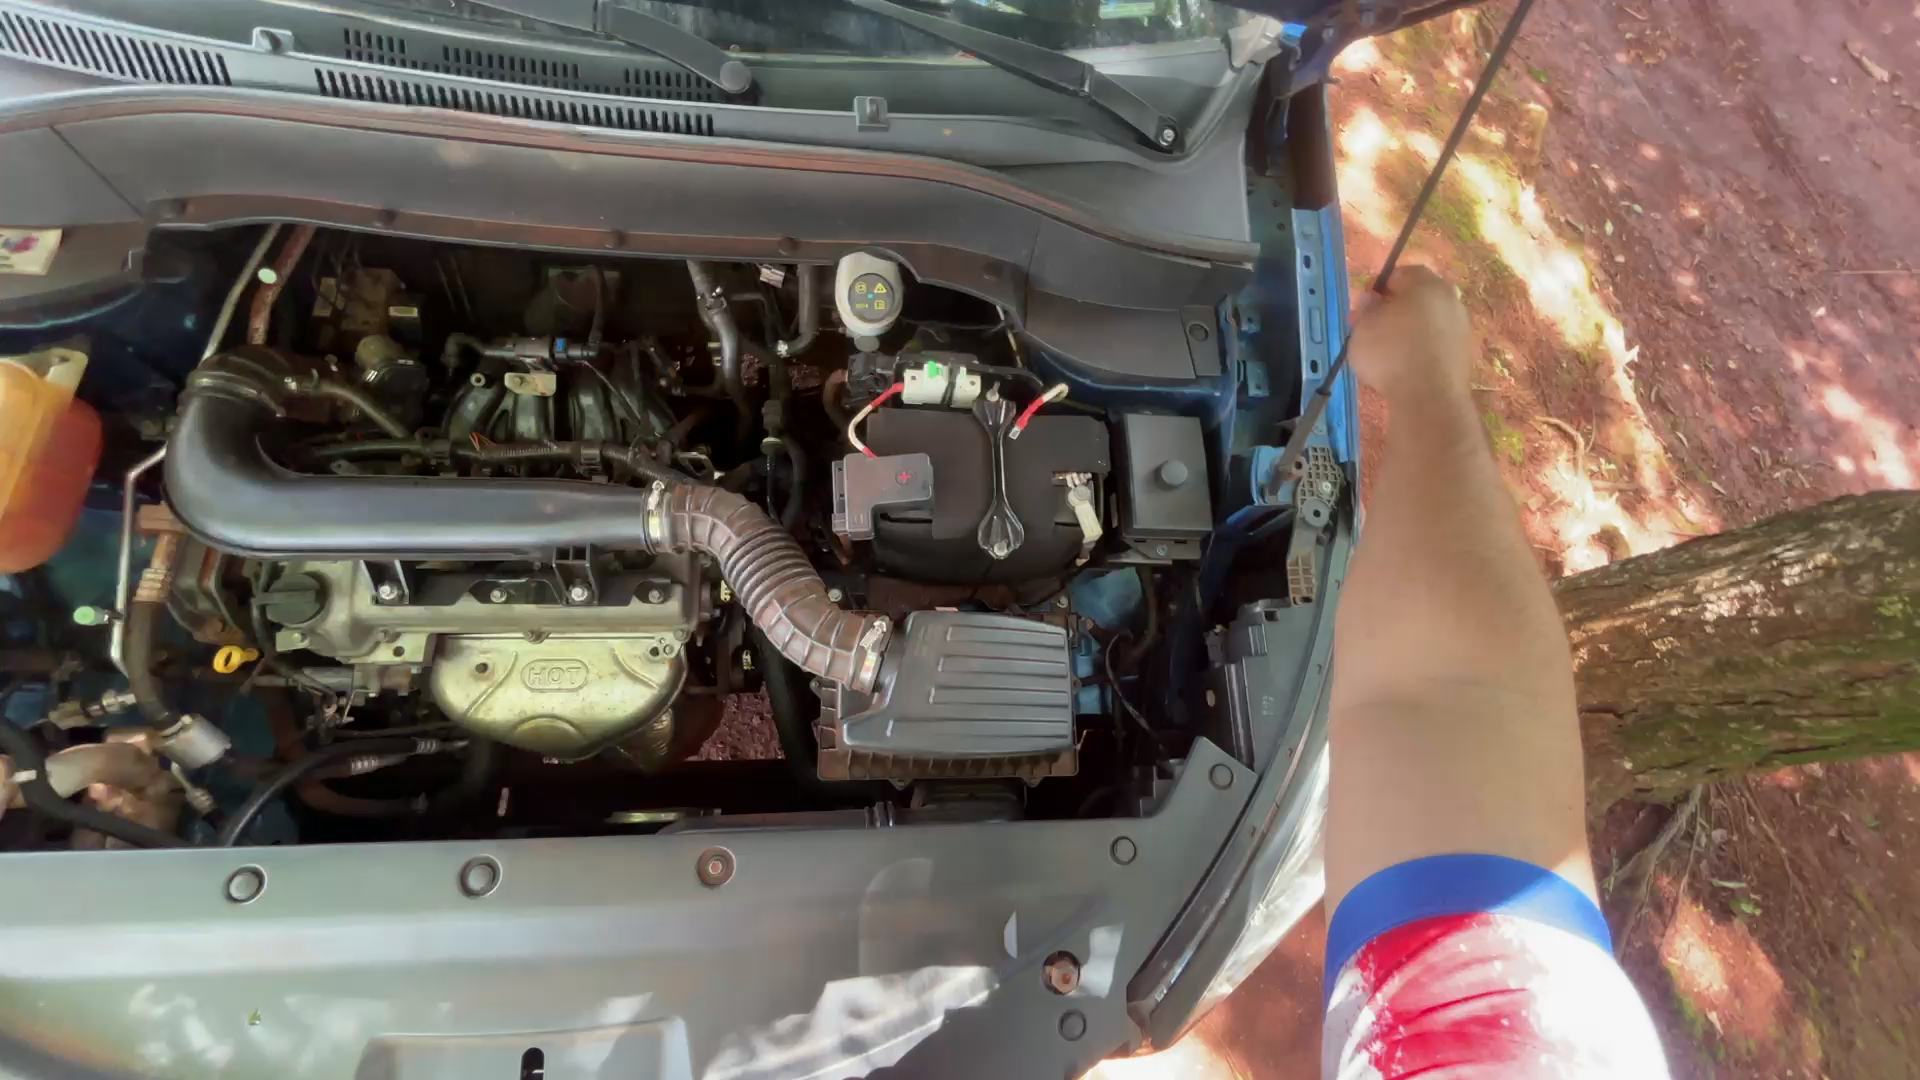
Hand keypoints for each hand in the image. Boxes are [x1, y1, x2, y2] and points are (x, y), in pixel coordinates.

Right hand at [1346, 266, 1473, 406]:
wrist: (1427, 393)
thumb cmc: (1389, 352)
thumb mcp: (1362, 327)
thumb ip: (1366, 308)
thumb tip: (1373, 299)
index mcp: (1425, 284)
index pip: (1399, 273)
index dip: (1377, 288)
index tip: (1362, 309)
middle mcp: (1449, 296)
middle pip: (1417, 295)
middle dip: (1394, 308)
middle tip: (1372, 329)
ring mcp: (1460, 323)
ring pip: (1427, 318)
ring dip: (1408, 328)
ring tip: (1387, 351)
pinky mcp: (1463, 348)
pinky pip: (1435, 339)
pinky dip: (1420, 346)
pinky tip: (1404, 364)